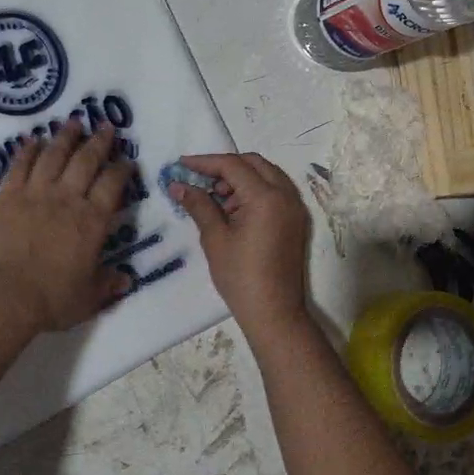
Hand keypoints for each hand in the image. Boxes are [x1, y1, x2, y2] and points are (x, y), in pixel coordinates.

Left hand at [0, 120, 133, 333]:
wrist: (4, 295)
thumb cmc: (51, 299)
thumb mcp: (88, 298)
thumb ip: (107, 284)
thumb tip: (126, 280)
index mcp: (93, 221)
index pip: (113, 185)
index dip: (122, 169)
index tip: (127, 160)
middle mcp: (67, 199)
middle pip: (86, 160)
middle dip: (99, 141)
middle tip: (106, 127)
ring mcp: (35, 193)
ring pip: (54, 155)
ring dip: (65, 137)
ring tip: (73, 123)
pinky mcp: (6, 195)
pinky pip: (20, 165)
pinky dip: (28, 150)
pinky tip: (33, 140)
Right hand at [168, 152, 311, 328]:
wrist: (274, 312)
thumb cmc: (240, 276)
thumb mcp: (214, 238)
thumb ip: (199, 205)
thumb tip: (177, 185)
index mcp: (266, 197)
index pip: (233, 166)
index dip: (204, 162)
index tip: (181, 166)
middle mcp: (286, 195)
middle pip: (253, 164)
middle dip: (224, 167)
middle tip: (200, 181)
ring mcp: (295, 208)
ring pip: (266, 175)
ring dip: (240, 179)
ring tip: (216, 200)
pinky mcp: (296, 221)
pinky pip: (275, 192)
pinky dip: (254, 191)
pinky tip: (234, 211)